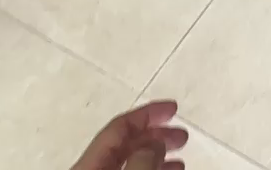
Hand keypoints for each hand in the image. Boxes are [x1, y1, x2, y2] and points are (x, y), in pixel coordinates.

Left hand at [70, 101, 187, 169]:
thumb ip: (142, 157)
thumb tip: (155, 141)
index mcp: (89, 161)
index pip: (119, 125)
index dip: (148, 112)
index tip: (174, 107)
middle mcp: (89, 167)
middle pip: (124, 143)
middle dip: (156, 135)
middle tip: (181, 135)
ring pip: (127, 162)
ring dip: (155, 155)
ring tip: (178, 161)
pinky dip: (148, 169)